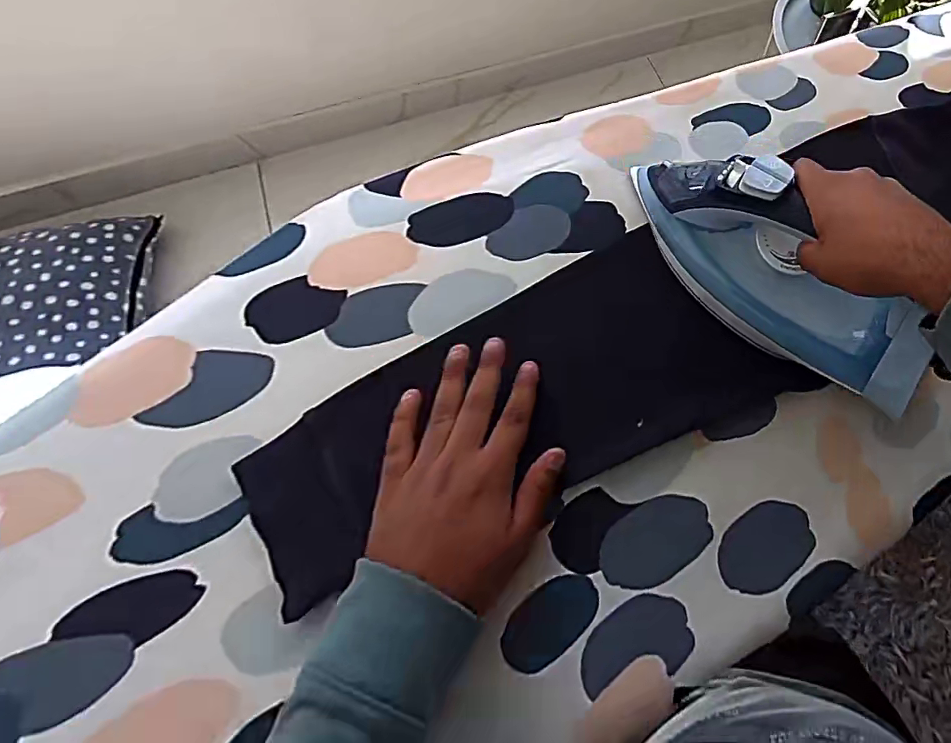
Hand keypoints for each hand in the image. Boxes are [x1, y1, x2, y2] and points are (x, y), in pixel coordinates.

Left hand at [364, 337, 564, 613]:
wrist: (410, 607)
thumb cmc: (472, 575)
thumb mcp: (518, 539)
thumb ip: (537, 491)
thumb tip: (556, 452)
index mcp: (491, 474)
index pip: (512, 421)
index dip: (523, 391)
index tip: (529, 365)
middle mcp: (458, 461)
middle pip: (476, 406)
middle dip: (488, 371)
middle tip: (494, 343)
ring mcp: (423, 468)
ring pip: (440, 413)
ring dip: (451, 380)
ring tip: (458, 352)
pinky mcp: (394, 482)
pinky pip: (399, 440)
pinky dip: (404, 415)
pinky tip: (410, 394)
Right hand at [793, 158, 950, 312]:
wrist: (931, 261)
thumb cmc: (873, 258)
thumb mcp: (823, 266)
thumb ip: (805, 252)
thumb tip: (807, 248)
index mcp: (828, 188)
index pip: (801, 168)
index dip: (794, 183)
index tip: (795, 202)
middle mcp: (855, 177)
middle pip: (831, 184)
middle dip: (827, 206)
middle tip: (828, 235)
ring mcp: (884, 183)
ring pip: (857, 193)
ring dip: (854, 212)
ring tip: (859, 244)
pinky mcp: (906, 195)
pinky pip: (881, 202)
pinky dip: (878, 218)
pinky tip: (882, 243)